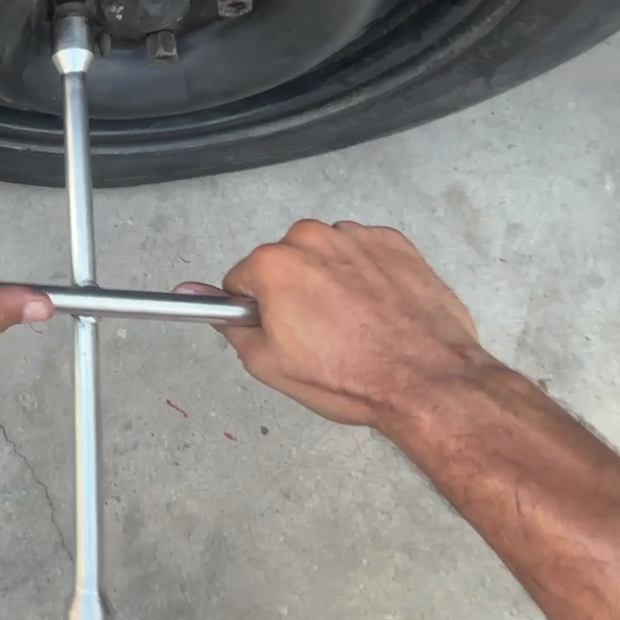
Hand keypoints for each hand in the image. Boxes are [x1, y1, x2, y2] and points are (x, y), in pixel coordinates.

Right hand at [186, 219, 494, 428]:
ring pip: (322, 255)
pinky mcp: (392, 242)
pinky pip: (361, 251)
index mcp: (272, 265)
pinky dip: (364, 274)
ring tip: (352, 324)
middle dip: (292, 292)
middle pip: (282, 263)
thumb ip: (225, 320)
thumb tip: (191, 292)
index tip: (280, 331)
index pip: (240, 281)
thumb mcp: (267, 363)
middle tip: (318, 334)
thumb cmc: (351, 376)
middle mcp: (310, 238)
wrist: (429, 382)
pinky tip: (375, 309)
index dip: (256, 312)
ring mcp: (354, 237)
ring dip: (328, 280)